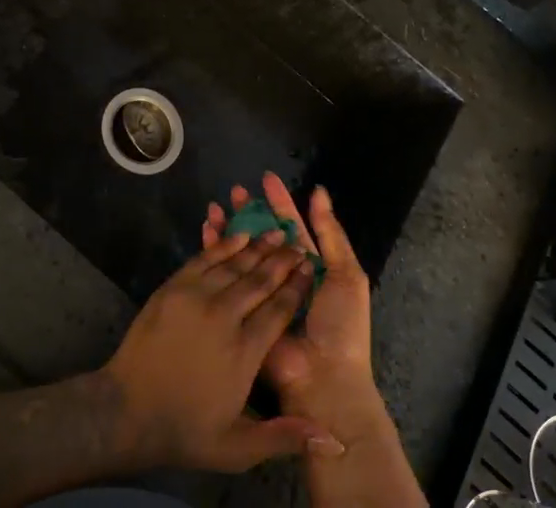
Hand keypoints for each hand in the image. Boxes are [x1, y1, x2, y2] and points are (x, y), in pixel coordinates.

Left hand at [102, 229, 326, 471]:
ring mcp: (194, 298)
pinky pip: (202, 259)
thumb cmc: (185, 430)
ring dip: (256, 248)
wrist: (128, 410)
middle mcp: (223, 318)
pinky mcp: (171, 289)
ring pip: (233, 265)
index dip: (297, 287)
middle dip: (282, 261)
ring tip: (274, 233)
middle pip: (259, 281)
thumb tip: (334, 439)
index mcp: (244, 352)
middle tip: (298, 244)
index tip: (311, 269)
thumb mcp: (237, 448)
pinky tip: (237, 237)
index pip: (279, 310)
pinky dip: (222, 245)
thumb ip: (284, 437)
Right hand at [203, 173, 384, 439]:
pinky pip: (227, 274)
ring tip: (217, 206)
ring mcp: (261, 290)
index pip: (293, 226)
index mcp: (313, 266)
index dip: (280, 203)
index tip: (265, 179)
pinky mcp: (241, 306)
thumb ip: (331, 234)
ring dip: (230, 228)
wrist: (321, 376)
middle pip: (263, 235)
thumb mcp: (348, 275)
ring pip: (242, 251)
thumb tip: (319, 192)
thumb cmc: (340, 326)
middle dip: (249, 212)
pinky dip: (216, 251)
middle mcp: (284, 274)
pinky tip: (207, 232)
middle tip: (234, 190)